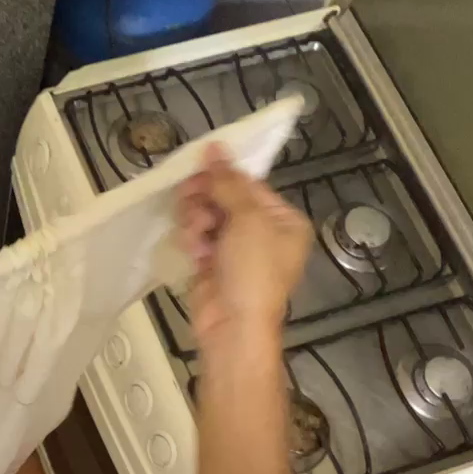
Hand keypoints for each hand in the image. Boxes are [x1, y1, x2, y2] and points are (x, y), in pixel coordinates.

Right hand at [176, 144, 313, 352]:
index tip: (196, 167)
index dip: (223, 177)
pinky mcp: (211, 269)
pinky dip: (192, 242)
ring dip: (196, 222)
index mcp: (284, 221)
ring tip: (195, 234)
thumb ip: (227, 182)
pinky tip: (193, 251)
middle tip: (188, 198)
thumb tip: (214, 147)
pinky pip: (197, 242)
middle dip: (205, 200)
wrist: (233, 327)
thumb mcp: (247, 219)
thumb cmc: (253, 271)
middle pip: (225, 201)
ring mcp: (235, 253)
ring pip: (207, 220)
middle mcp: (262, 235)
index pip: (249, 186)